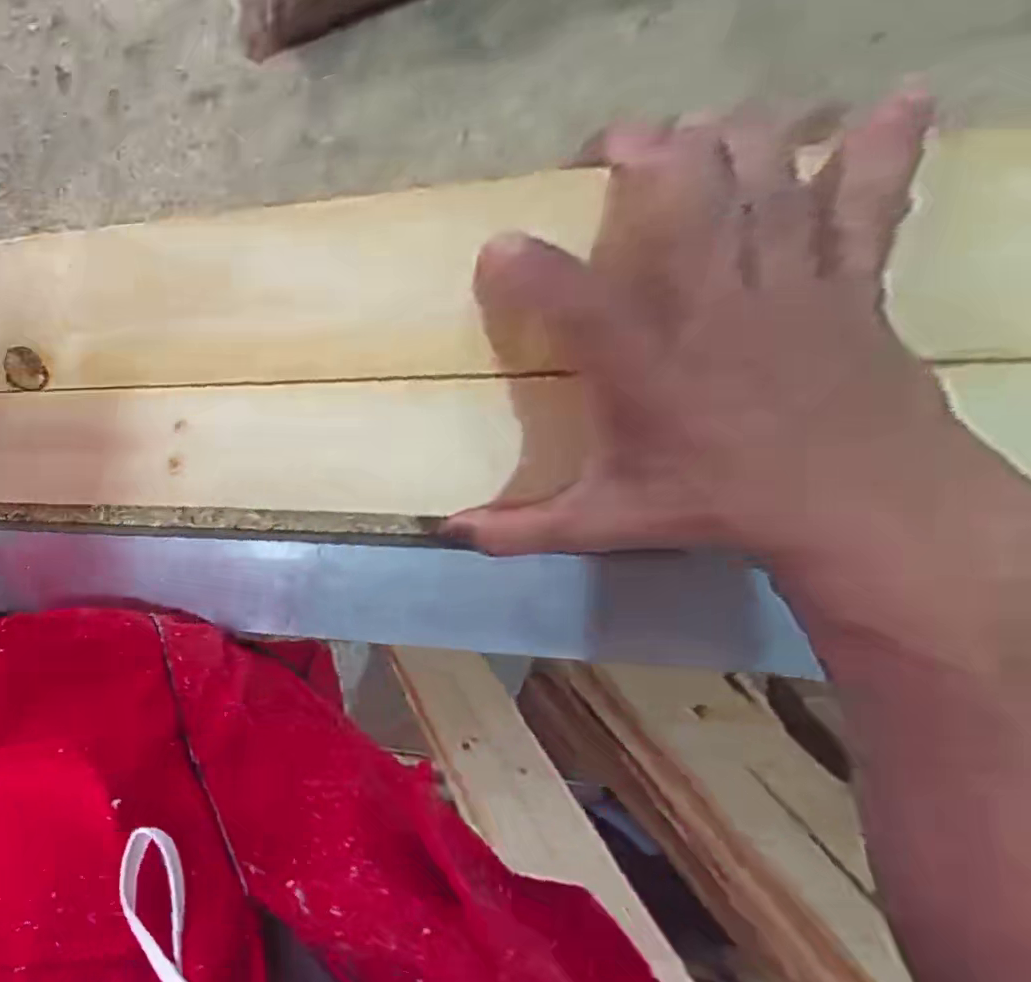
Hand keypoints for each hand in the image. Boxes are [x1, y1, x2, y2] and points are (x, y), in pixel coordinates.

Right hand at [446, 86, 996, 568]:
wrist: (863, 504)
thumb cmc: (715, 506)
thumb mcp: (603, 523)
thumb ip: (520, 528)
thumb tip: (444, 532)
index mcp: (647, 371)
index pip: (582, 307)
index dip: (534, 272)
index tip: (498, 244)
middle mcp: (715, 314)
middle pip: (689, 211)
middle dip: (654, 160)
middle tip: (617, 140)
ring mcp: (789, 290)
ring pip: (766, 190)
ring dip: (736, 144)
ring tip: (704, 120)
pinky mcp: (848, 285)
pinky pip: (867, 203)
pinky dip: (878, 149)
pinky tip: (884, 102)